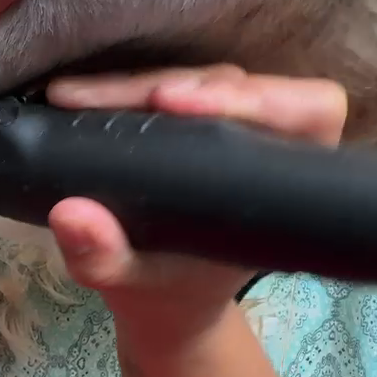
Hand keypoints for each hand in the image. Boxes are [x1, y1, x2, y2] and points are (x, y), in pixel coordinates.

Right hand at [45, 65, 347, 340]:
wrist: (161, 296)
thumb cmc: (164, 291)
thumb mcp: (128, 284)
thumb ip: (103, 257)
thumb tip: (68, 213)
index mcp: (282, 182)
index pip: (307, 112)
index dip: (256, 97)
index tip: (178, 105)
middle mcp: (264, 143)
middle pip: (235, 85)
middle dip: (165, 87)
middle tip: (95, 100)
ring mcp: (225, 129)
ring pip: (196, 80)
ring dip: (133, 84)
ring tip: (72, 96)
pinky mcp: (187, 123)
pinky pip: (164, 90)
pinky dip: (120, 89)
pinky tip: (74, 94)